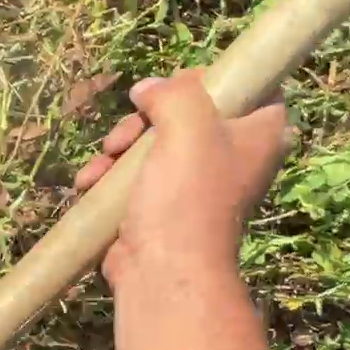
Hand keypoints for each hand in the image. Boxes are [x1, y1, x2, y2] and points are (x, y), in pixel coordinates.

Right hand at [73, 69, 290, 287]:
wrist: (161, 267)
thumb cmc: (185, 197)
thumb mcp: (188, 129)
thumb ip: (173, 95)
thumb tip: (146, 87)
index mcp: (260, 129)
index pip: (242, 85)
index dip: (199, 83)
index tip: (163, 97)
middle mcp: (231, 153)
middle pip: (182, 116)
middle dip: (139, 125)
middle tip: (119, 140)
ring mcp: (191, 182)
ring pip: (148, 147)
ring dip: (114, 154)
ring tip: (96, 170)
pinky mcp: (156, 205)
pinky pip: (130, 178)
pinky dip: (106, 179)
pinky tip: (88, 186)